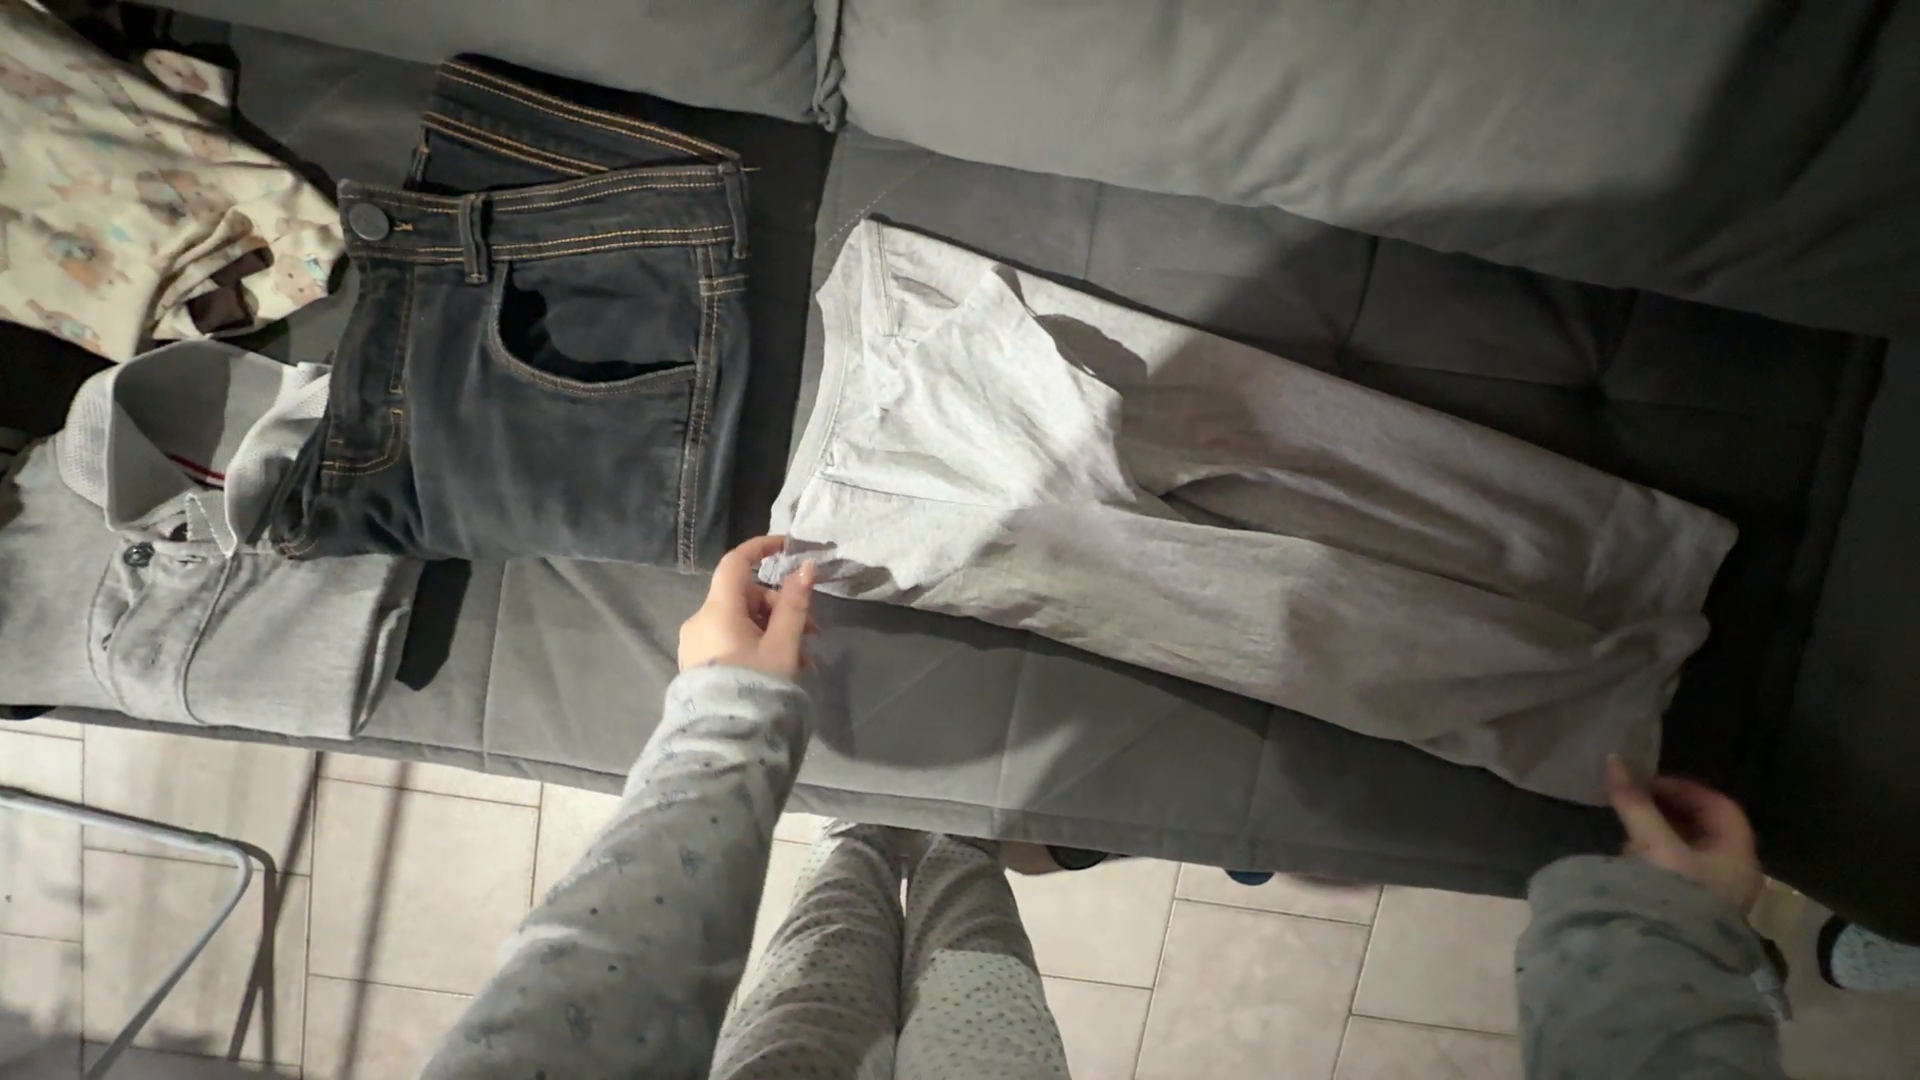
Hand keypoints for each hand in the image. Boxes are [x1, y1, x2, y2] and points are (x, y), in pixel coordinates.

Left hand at [678, 535, 815, 678]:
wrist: (723, 737)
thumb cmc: (755, 683)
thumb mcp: (783, 643)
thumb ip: (795, 603)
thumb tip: (806, 568)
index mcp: (718, 609)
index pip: (736, 562)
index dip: (762, 547)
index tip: (789, 547)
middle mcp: (701, 620)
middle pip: (746, 596)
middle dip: (781, 607)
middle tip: (812, 632)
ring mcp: (698, 642)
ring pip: (742, 620)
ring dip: (775, 630)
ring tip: (803, 659)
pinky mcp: (700, 662)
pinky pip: (733, 639)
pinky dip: (758, 644)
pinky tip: (781, 667)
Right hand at [1604, 756, 1762, 916]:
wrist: (1667, 948)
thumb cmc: (1673, 890)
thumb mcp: (1652, 842)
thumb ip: (1635, 803)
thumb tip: (1614, 759)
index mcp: (1737, 855)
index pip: (1721, 806)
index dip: (1685, 788)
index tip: (1647, 783)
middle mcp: (1732, 869)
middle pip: (1706, 824)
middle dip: (1669, 805)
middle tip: (1634, 796)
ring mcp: (1712, 886)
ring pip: (1690, 842)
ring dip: (1660, 825)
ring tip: (1628, 819)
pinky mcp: (1690, 897)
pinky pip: (1677, 860)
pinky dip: (1656, 846)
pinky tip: (1633, 847)